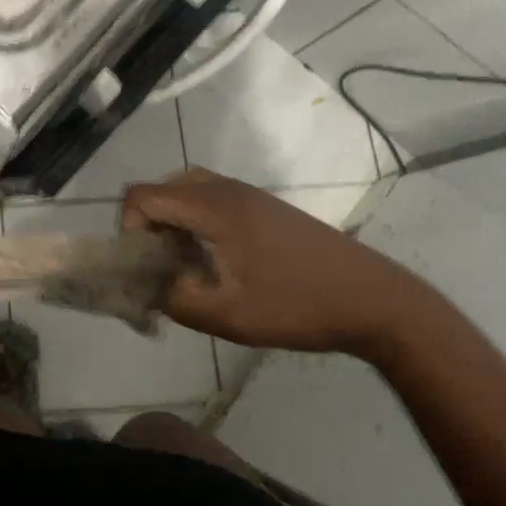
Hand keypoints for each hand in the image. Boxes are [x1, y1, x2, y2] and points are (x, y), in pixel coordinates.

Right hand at [121, 168, 432, 357]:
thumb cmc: (299, 307)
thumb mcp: (229, 316)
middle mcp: (227, 190)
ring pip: (187, 192)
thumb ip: (176, 299)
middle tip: (162, 268)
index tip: (143, 268)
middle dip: (149, 227)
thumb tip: (147, 287)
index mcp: (214, 207)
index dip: (128, 230)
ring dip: (173, 225)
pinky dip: (197, 224)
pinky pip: (212, 201)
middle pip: (162, 189)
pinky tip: (216, 264)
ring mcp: (249, 196)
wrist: (377, 302)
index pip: (142, 196)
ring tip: (187, 267)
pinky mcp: (265, 208)